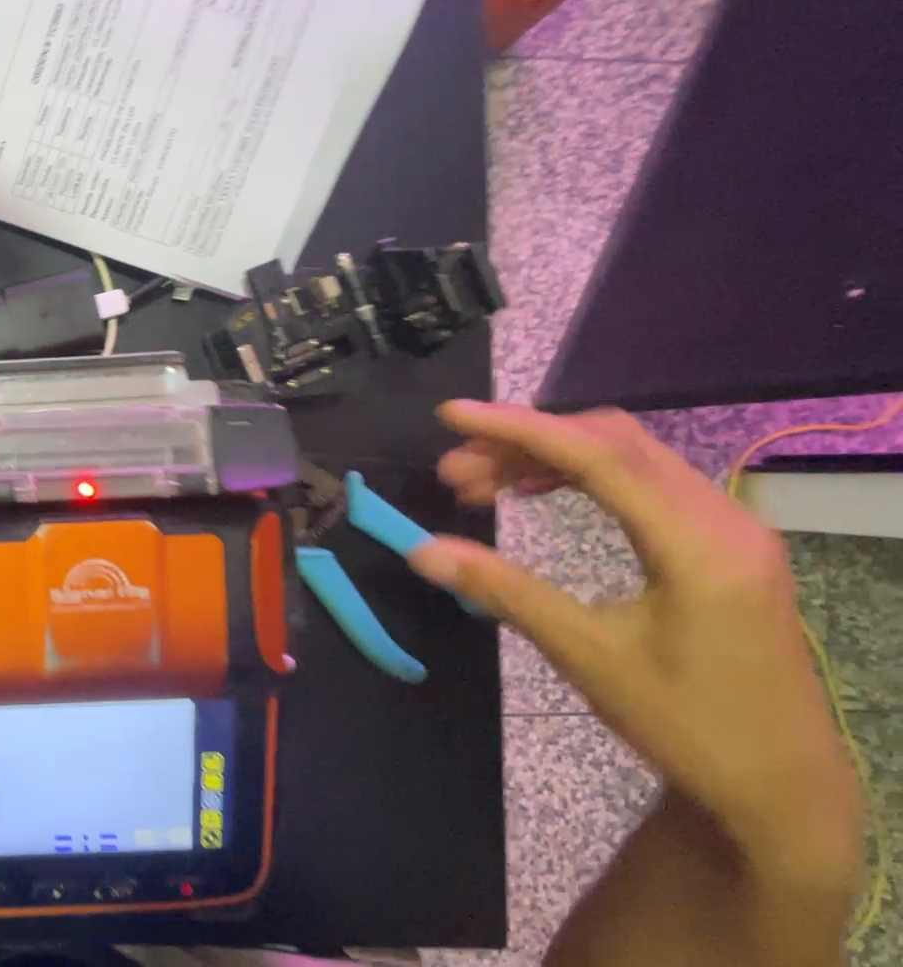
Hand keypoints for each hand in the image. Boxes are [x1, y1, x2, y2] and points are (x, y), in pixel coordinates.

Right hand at [406, 402, 861, 890]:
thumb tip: (421, 550)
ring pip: (628, 458)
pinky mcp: (720, 545)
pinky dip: (580, 476)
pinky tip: (538, 493)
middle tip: (453, 472)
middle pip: (614, 442)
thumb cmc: (685, 723)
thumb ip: (503, 591)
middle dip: (524, 442)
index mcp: (698, 545)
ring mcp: (728, 530)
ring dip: (548, 458)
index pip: (600, 457)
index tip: (451, 415)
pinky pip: (643, 483)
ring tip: (479, 484)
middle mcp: (723, 520)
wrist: (778, 784)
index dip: (519, 428)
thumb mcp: (586, 655)